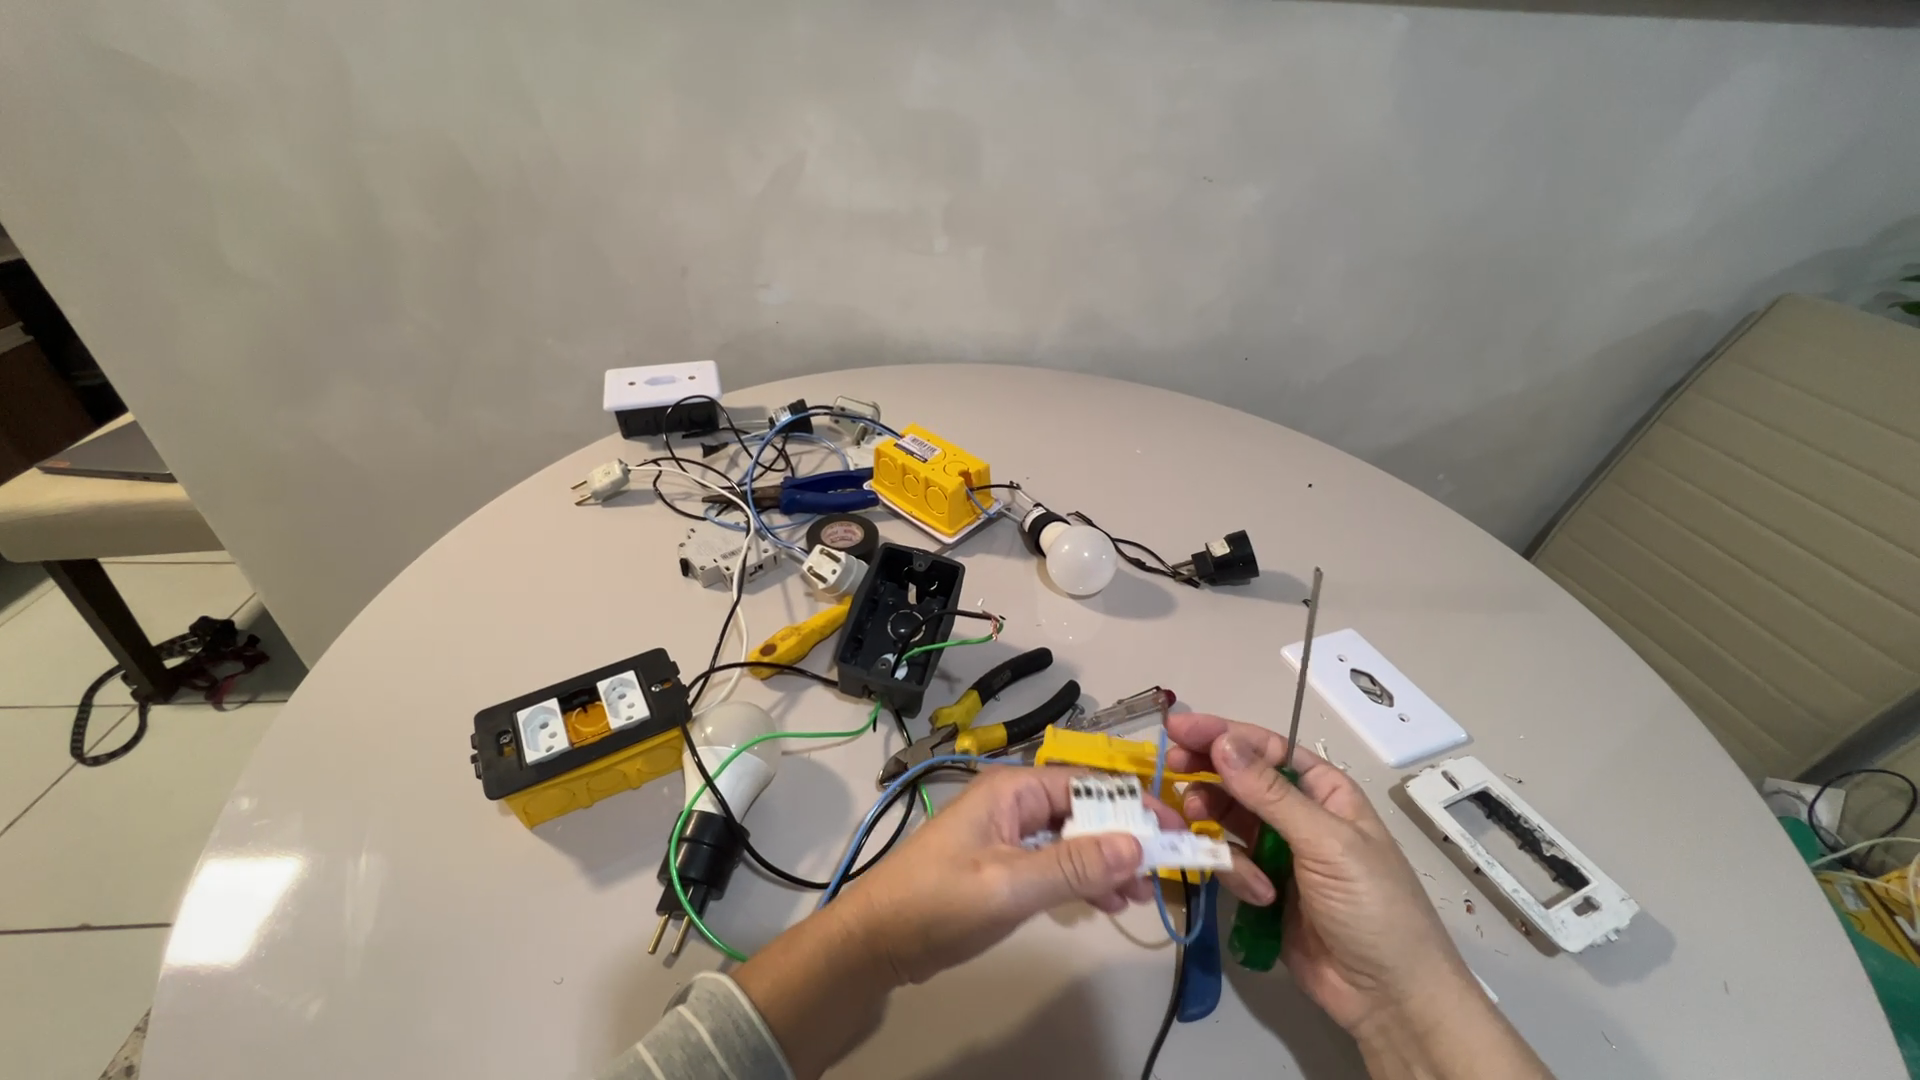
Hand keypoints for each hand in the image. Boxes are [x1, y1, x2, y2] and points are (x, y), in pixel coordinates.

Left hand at [836, 765, 1175, 984]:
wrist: (878, 940)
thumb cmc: (939, 902)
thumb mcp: (1010, 886)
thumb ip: (1073, 866)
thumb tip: (1136, 844)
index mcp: (1014, 790)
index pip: (1088, 784)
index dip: (1133, 806)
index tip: (1174, 832)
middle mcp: (1014, 802)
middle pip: (1084, 809)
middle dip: (1124, 837)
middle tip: (1164, 871)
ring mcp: (1009, 833)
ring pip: (1073, 837)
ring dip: (1107, 862)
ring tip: (1141, 895)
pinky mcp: (1005, 864)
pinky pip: (1055, 861)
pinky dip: (1083, 878)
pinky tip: (1108, 902)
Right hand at [1164, 713, 1474, 1035]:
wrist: (1389, 998)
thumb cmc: (1373, 907)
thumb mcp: (1326, 843)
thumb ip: (1269, 793)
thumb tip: (1222, 742)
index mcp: (1323, 790)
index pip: (1265, 748)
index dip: (1222, 734)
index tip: (1178, 729)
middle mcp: (1297, 812)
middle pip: (1238, 778)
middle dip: (1207, 774)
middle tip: (1172, 770)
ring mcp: (1277, 850)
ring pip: (1226, 817)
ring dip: (1214, 825)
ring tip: (1203, 834)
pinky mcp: (1261, 885)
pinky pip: (1228, 860)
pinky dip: (1233, 872)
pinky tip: (1258, 895)